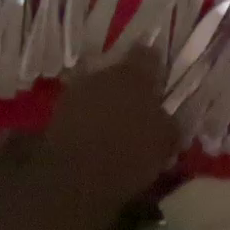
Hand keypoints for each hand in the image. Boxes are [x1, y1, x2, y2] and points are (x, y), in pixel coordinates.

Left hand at [42, 47, 179, 209]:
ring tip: (114, 120)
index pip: (149, 55)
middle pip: (120, 68)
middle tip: (137, 103)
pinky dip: (88, 113)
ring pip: (98, 84)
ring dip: (106, 97)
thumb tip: (166, 118)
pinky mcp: (60, 107)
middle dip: (128, 83)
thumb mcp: (164, 143)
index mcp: (136, 75)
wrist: (76, 174)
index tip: (159, 80)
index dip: (154, 65)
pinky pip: (81, 103)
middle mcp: (106, 72)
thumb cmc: (129, 154)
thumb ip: (169, 124)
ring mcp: (79, 87)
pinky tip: (95, 131)